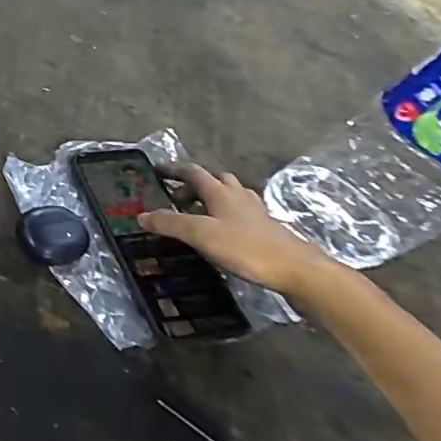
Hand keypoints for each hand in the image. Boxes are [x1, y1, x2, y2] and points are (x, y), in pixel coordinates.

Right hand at [144, 164, 343, 297]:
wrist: (299, 271)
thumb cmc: (247, 248)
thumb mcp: (201, 234)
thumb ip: (170, 223)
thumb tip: (141, 216)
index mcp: (220, 191)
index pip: (193, 171)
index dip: (173, 169)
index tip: (156, 171)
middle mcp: (238, 196)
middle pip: (214, 179)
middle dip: (193, 185)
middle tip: (176, 199)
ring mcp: (255, 212)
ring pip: (229, 195)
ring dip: (211, 199)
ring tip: (197, 215)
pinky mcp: (267, 229)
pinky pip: (241, 213)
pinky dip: (226, 215)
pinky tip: (222, 232)